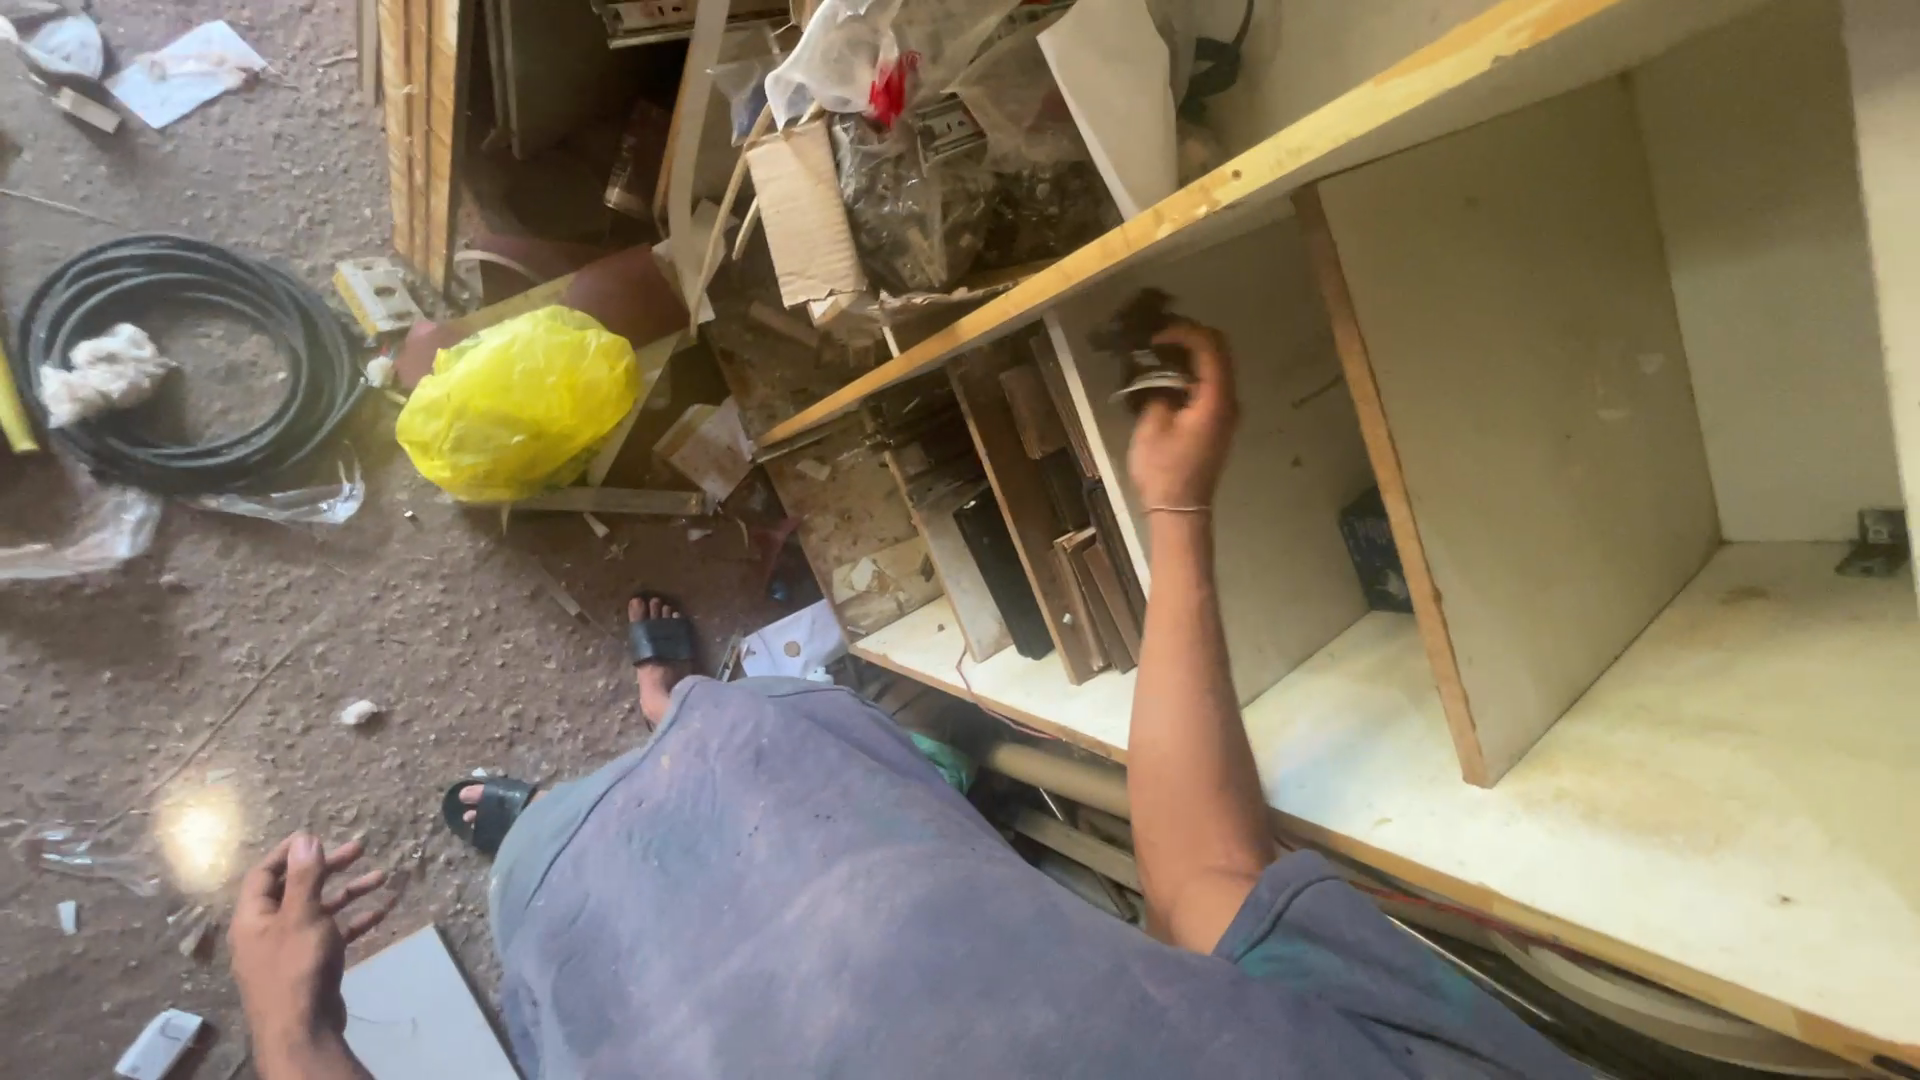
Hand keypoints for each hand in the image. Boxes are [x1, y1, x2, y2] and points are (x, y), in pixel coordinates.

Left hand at [229, 833, 387, 1073]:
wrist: (300, 1026)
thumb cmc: (295, 966)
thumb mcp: (302, 915)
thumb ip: (305, 877)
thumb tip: (305, 838)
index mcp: (254, 918)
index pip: (264, 875)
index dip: (287, 853)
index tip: (316, 834)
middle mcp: (267, 930)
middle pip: (296, 888)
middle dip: (328, 867)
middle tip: (360, 849)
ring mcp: (289, 947)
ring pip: (320, 909)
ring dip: (349, 891)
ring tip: (382, 876)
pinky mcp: (310, 962)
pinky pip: (334, 932)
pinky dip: (356, 918)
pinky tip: (382, 910)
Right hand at [1127, 321, 1238, 509]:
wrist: (1180, 510)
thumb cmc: (1163, 471)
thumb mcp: (1152, 426)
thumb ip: (1159, 391)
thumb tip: (1161, 376)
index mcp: (1216, 399)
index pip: (1209, 347)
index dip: (1183, 332)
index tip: (1155, 335)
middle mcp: (1230, 401)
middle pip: (1220, 351)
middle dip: (1190, 337)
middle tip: (1158, 338)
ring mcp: (1228, 412)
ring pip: (1217, 366)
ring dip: (1192, 354)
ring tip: (1159, 353)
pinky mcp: (1219, 421)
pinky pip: (1211, 383)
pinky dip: (1193, 372)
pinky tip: (1168, 375)